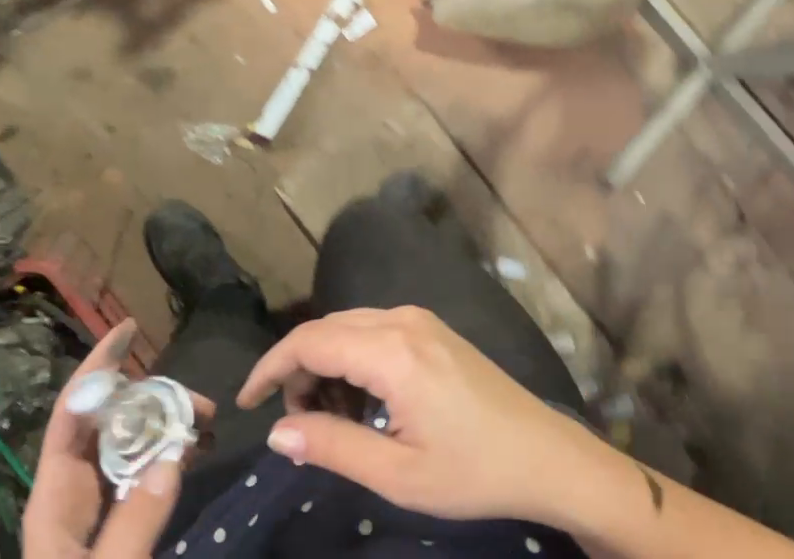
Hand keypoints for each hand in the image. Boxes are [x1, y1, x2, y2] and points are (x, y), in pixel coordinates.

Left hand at [24, 321, 213, 557]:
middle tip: (200, 400)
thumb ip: (134, 524)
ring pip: (124, 451)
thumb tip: (172, 455)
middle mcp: (69, 497)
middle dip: (148, 399)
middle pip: (104, 426)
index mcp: (54, 501)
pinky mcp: (112, 532)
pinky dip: (164, 459)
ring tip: (205, 423)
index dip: (95, 369)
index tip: (129, 331)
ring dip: (162, 428)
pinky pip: (137, 480)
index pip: (70, 416)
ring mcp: (91, 515)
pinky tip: (190, 454)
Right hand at [235, 306, 605, 523]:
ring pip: (348, 326)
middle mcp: (402, 320)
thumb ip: (331, 446)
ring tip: (329, 419)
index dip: (270, 368)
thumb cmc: (473, 472)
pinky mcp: (434, 330)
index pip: (308, 341)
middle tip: (295, 423)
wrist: (547, 458)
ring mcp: (421, 320)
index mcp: (392, 351)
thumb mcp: (397, 474)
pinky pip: (374, 330)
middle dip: (297, 369)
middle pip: (325, 328)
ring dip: (325, 363)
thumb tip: (276, 432)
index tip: (246, 403)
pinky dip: (352, 358)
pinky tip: (362, 401)